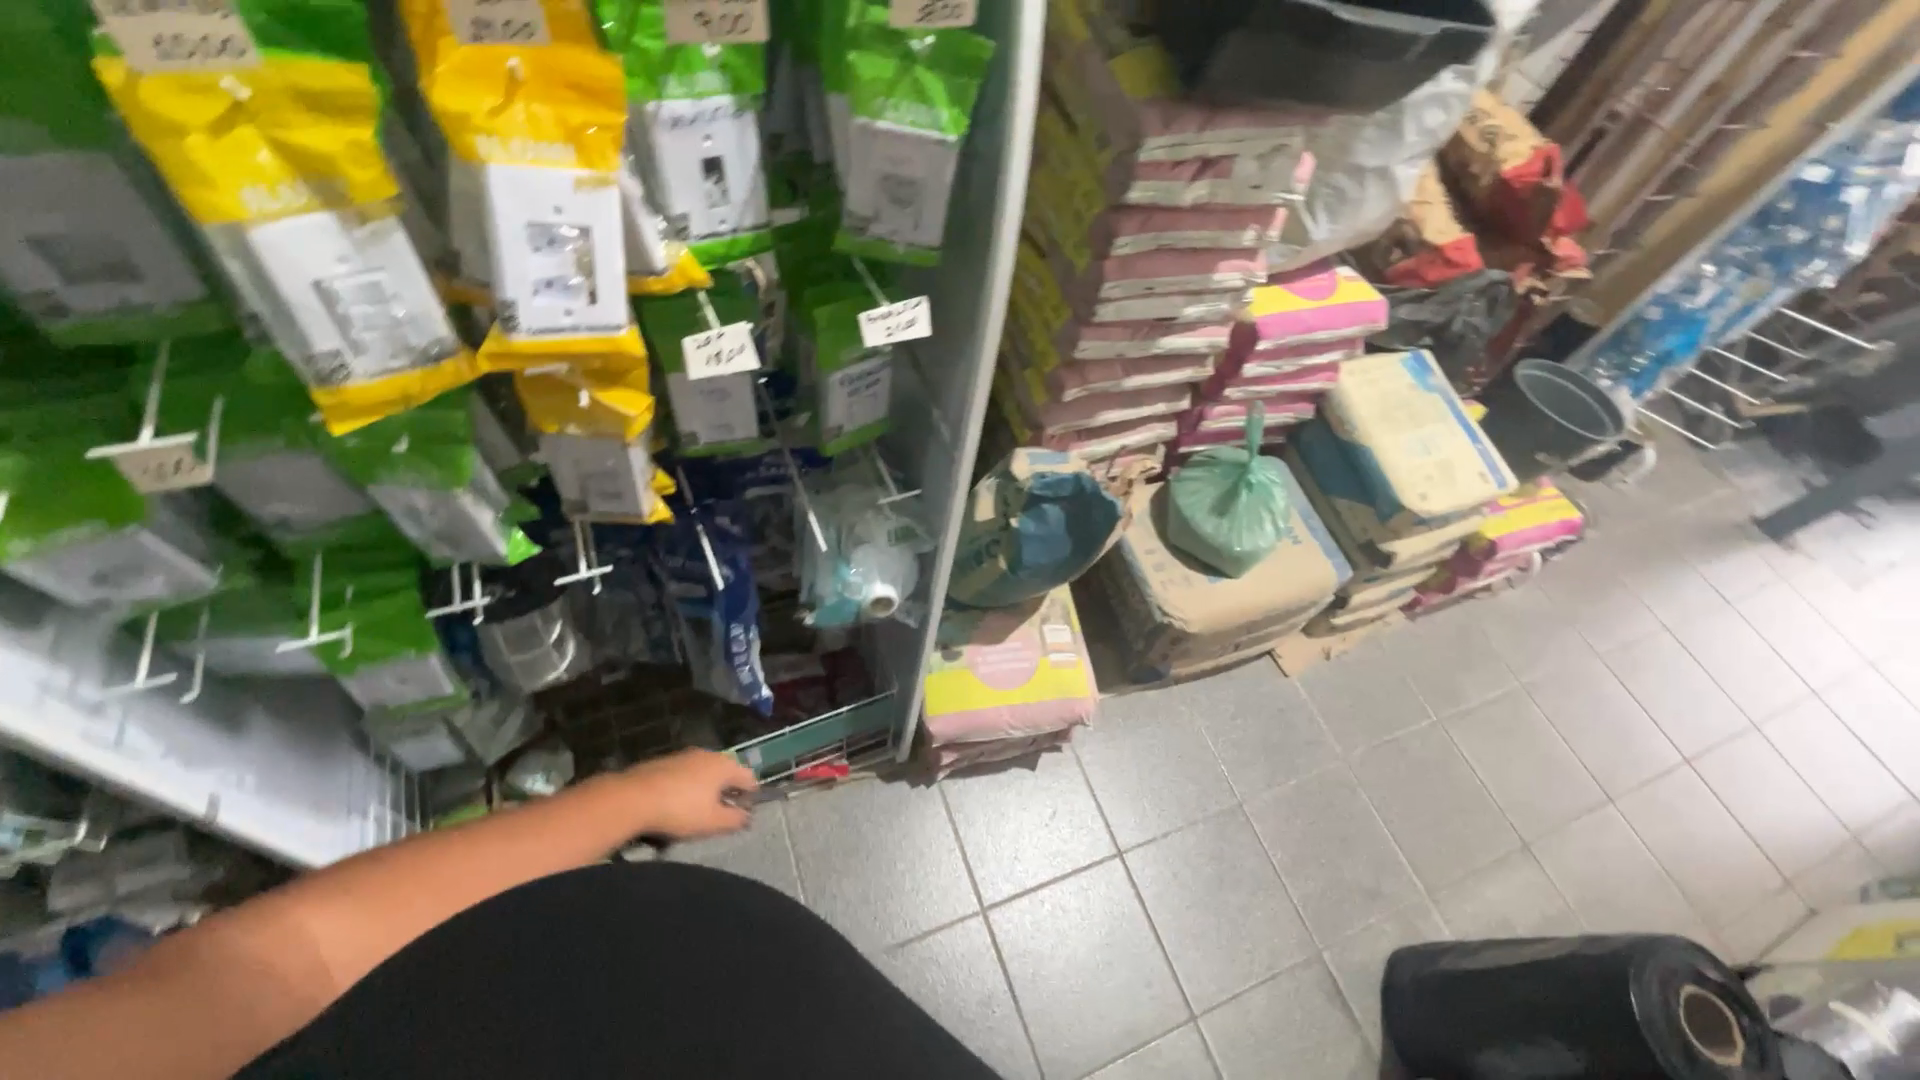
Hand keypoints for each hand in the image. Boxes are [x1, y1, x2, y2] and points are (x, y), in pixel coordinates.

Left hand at [620, 749, 758, 840]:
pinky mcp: (663, 761)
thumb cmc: (680, 810)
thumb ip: (736, 819)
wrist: (632, 798)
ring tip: (695, 811)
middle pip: (726, 773)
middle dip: (726, 792)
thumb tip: (747, 816)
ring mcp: (683, 755)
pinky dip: (685, 787)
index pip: (749, 778)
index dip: (750, 797)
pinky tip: (674, 804)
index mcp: (725, 765)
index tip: (743, 814)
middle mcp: (707, 754)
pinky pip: (683, 774)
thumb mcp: (713, 822)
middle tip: (720, 814)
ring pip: (703, 773)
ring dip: (704, 789)